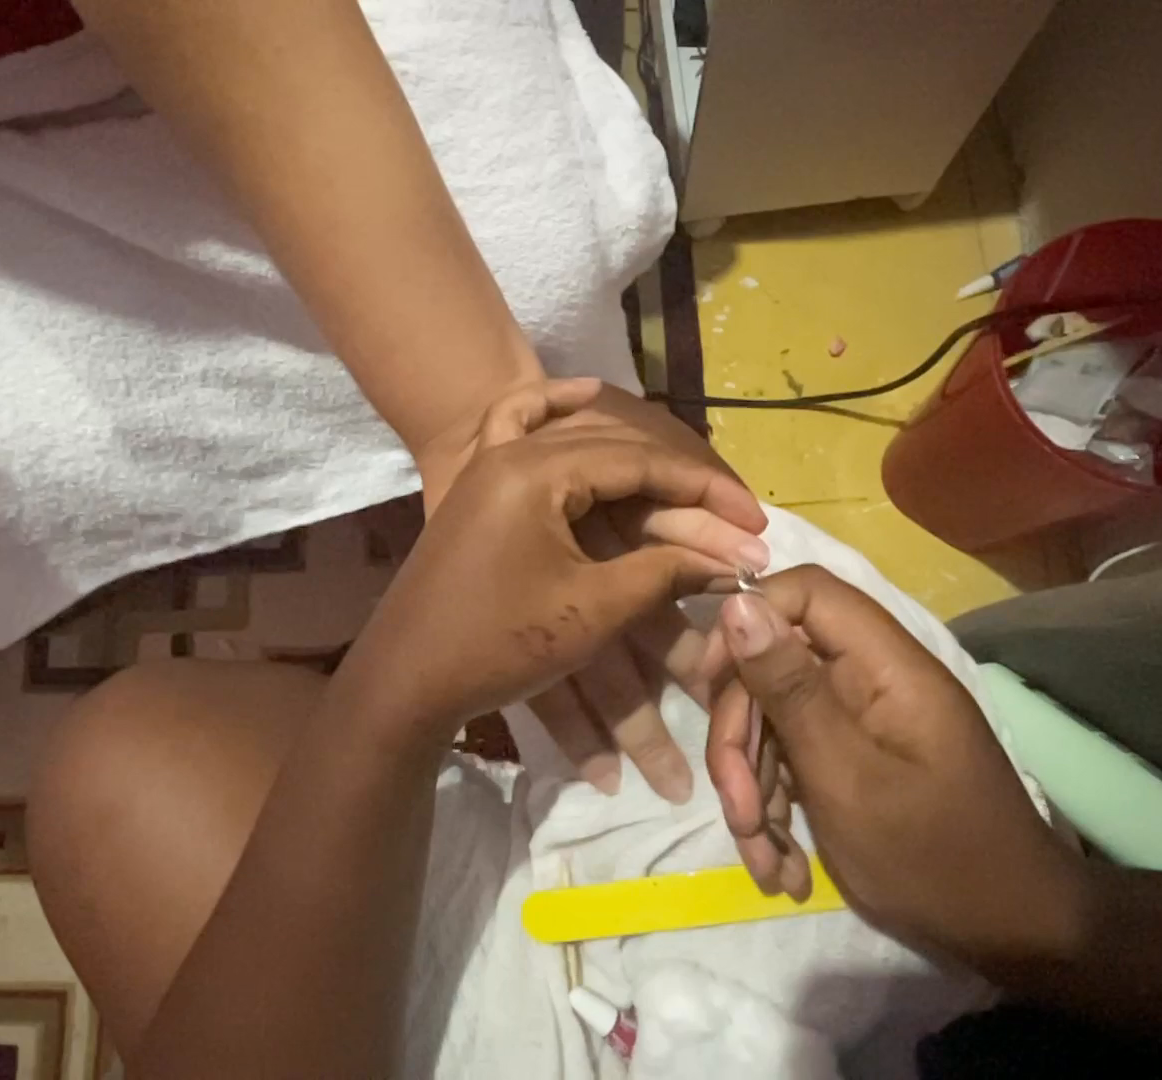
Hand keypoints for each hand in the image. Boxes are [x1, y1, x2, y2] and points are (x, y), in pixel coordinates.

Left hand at [337, 422, 756, 743]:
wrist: (405, 678)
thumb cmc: (497, 645)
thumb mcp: (591, 611)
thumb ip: (665, 572)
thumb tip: (732, 557)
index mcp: (537, 471)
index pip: (641, 463)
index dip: (705, 491)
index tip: (756, 520)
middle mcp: (509, 449)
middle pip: (613, 444)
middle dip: (679, 479)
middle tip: (734, 512)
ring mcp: (486, 462)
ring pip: (571, 431)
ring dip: (630, 445)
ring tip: (683, 466)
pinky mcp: (476, 482)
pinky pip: (513, 424)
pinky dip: (550, 407)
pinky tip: (581, 396)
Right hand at [705, 566, 1087, 970]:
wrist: (1010, 936)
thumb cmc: (935, 858)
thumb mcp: (846, 776)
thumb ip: (789, 689)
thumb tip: (736, 603)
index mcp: (884, 664)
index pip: (803, 592)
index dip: (745, 621)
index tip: (710, 681)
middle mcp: (867, 679)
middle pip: (772, 666)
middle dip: (741, 738)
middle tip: (739, 809)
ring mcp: (855, 719)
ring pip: (770, 719)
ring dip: (752, 787)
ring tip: (765, 858)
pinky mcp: (845, 756)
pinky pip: (787, 758)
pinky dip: (773, 808)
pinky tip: (780, 864)